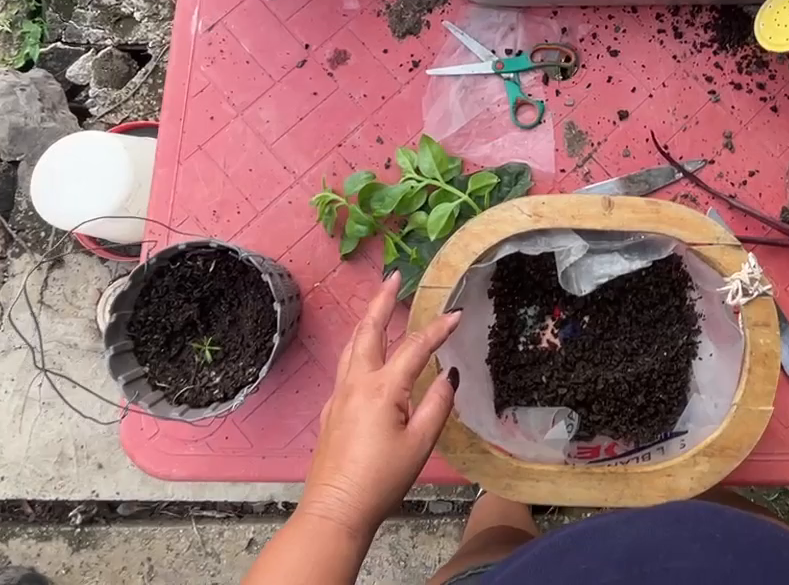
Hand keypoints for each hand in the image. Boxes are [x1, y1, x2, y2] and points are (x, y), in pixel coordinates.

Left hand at [298, 273, 461, 540]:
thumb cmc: (381, 479)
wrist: (334, 511)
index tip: (458, 313)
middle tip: (395, 277)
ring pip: (353, 345)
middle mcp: (357, 382)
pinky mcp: (331, 410)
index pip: (415, 346)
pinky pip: (346, 365)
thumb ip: (437, 404)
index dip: (439, 328)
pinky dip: (360, 346)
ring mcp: (340, 394)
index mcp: (382, 388)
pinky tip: (367, 354)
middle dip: (383, 300)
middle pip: (369, 330)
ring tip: (380, 304)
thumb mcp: (420, 443)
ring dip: (368, 319)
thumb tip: (449, 374)